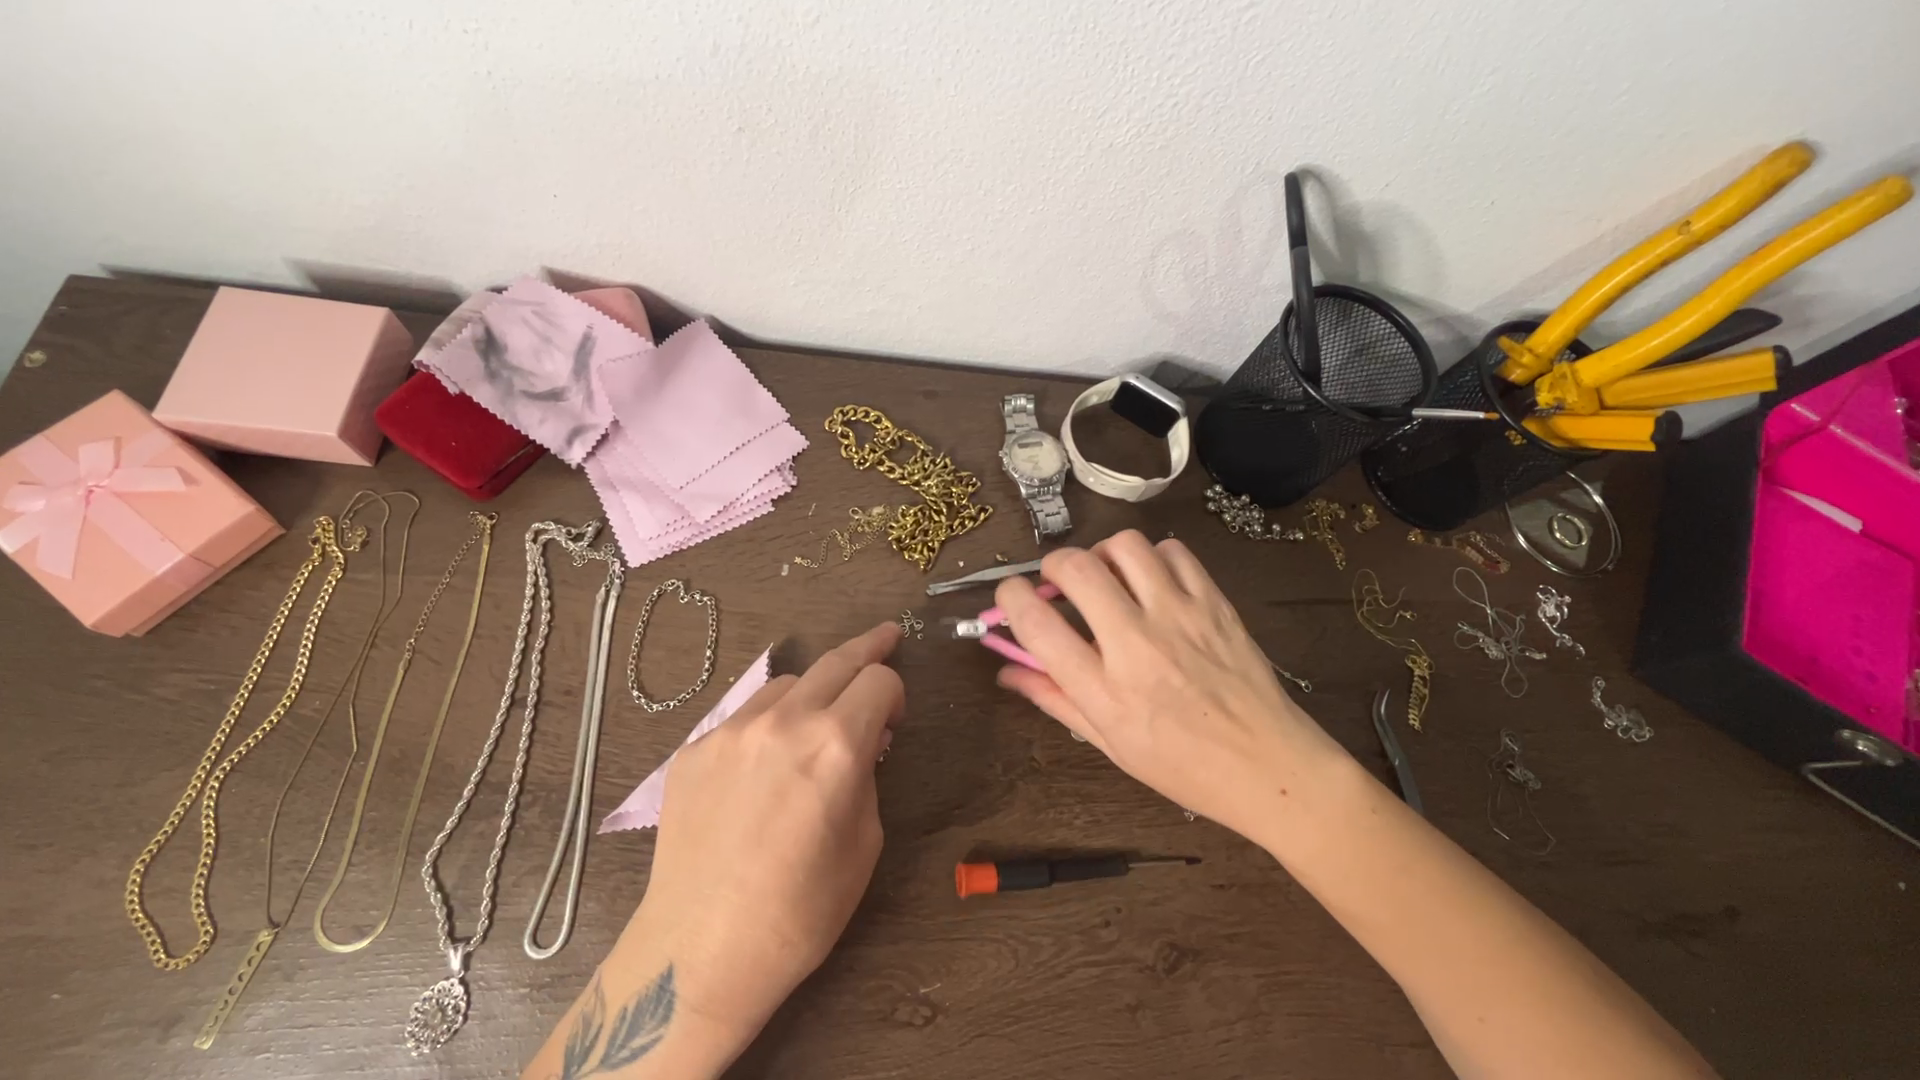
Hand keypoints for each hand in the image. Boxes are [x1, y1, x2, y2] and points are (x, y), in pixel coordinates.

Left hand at [627, 622, 904, 1038]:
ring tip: (817, 725)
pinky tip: (763, 768)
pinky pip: (743, 719)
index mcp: (836, 745)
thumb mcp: (864, 844)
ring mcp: (730, 732)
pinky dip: (767, 726)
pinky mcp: (693, 751)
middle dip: (868, 649)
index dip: (896, 694)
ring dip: (813, 692)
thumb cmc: (800, 912)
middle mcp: (783, 722)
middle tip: (886, 639)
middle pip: (835, 661)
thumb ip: (867, 777)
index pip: (879, 680)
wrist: (700, 951)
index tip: (895, 720)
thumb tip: (862, 746)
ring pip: (786, 684)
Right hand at [993, 530, 1350, 842]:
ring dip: (1102, 554)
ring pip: (1123, 546)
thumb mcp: (1109, 743)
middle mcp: (1137, 644)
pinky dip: (1151, 557)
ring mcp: (1180, 616)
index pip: (1036, 624)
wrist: (1269, 766)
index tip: (1010, 597)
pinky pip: (1173, 551)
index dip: (1009, 599)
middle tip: (1058, 583)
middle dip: (1052, 566)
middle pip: (1074, 568)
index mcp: (1104, 690)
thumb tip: (1006, 670)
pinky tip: (1151, 582)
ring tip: (1106, 578)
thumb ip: (1054, 699)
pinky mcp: (1214, 602)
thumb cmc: (1183, 766)